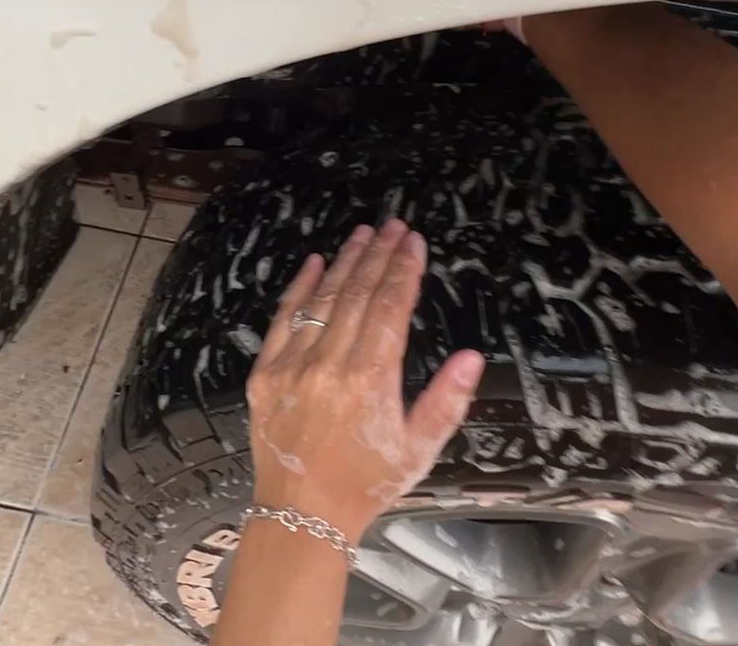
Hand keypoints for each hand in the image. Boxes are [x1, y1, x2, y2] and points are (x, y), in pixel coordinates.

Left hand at [245, 219, 486, 539]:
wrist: (302, 512)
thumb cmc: (367, 482)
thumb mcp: (419, 449)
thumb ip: (447, 400)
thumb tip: (472, 356)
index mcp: (370, 380)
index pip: (390, 308)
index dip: (404, 271)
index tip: (413, 242)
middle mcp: (330, 364)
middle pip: (358, 294)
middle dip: (379, 256)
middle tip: (393, 225)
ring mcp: (293, 365)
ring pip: (323, 300)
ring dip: (344, 262)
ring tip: (363, 233)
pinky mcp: (265, 372)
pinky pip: (283, 320)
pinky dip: (299, 288)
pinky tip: (313, 261)